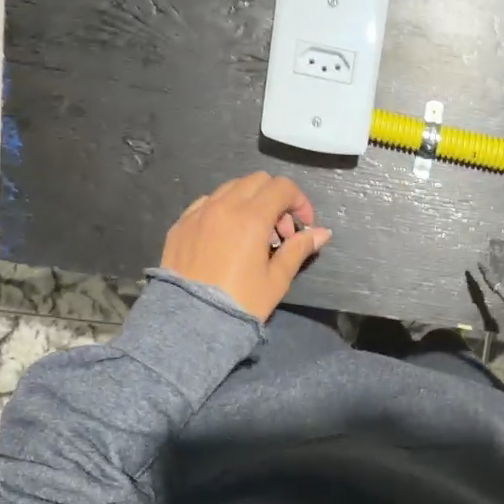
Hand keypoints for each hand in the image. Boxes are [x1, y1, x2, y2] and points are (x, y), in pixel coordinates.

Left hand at [160, 171, 331, 320]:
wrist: (192, 322)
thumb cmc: (241, 302)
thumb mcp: (276, 279)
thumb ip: (299, 249)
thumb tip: (322, 232)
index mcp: (251, 217)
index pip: (282, 188)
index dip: (300, 202)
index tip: (304, 225)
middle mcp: (223, 206)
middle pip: (257, 181)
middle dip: (276, 199)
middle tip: (280, 233)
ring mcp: (198, 212)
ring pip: (231, 188)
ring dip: (250, 202)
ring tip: (253, 235)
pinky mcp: (181, 224)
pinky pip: (207, 202)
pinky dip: (224, 210)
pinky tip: (226, 236)